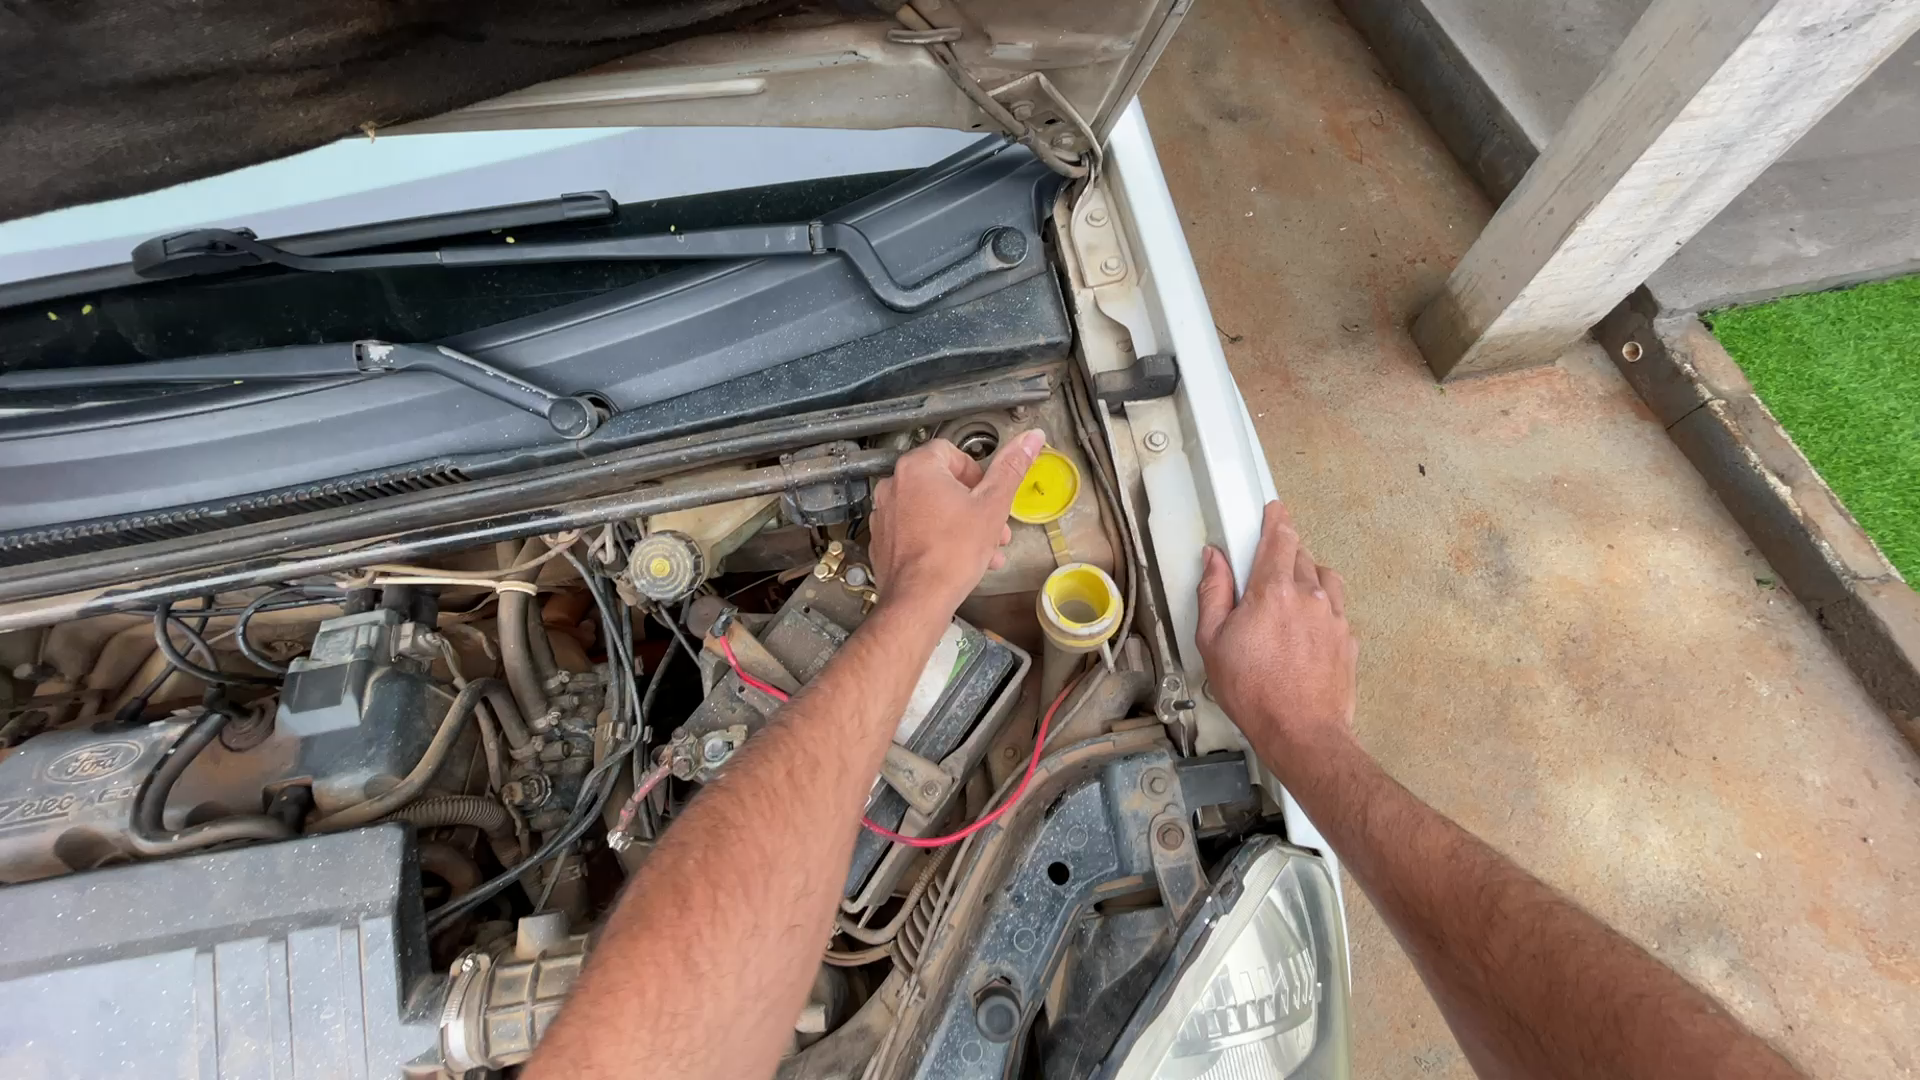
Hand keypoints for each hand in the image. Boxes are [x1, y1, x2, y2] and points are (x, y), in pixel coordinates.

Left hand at [868, 430, 1043, 616]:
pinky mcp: (882, 538)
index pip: (953, 453)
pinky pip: (915, 529)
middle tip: (991, 525)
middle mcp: (894, 485)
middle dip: (973, 505)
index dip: (977, 475)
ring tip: (981, 548)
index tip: (987, 495)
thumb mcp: (993, 506)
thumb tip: (1030, 440)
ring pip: (931, 508)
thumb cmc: (951, 555)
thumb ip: (1011, 468)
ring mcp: (885, 513)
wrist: (919, 599)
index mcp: (918, 468)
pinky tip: (957, 557)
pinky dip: (936, 537)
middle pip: (942, 482)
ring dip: (960, 524)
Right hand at [1195, 501, 1358, 767]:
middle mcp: (1308, 597)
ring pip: (1323, 578)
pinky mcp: (1348, 639)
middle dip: (1284, 553)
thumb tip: (1214, 560)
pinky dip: (1320, 608)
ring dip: (1306, 578)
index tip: (1274, 510)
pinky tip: (1303, 630)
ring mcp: (1333, 617)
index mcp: (1272, 592)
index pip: (1279, 539)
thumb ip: (1213, 592)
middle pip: (1301, 555)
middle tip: (1264, 570)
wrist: (1301, 732)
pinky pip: (1335, 609)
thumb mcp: (1212, 640)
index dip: (1276, 520)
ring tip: (1286, 599)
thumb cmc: (1253, 691)